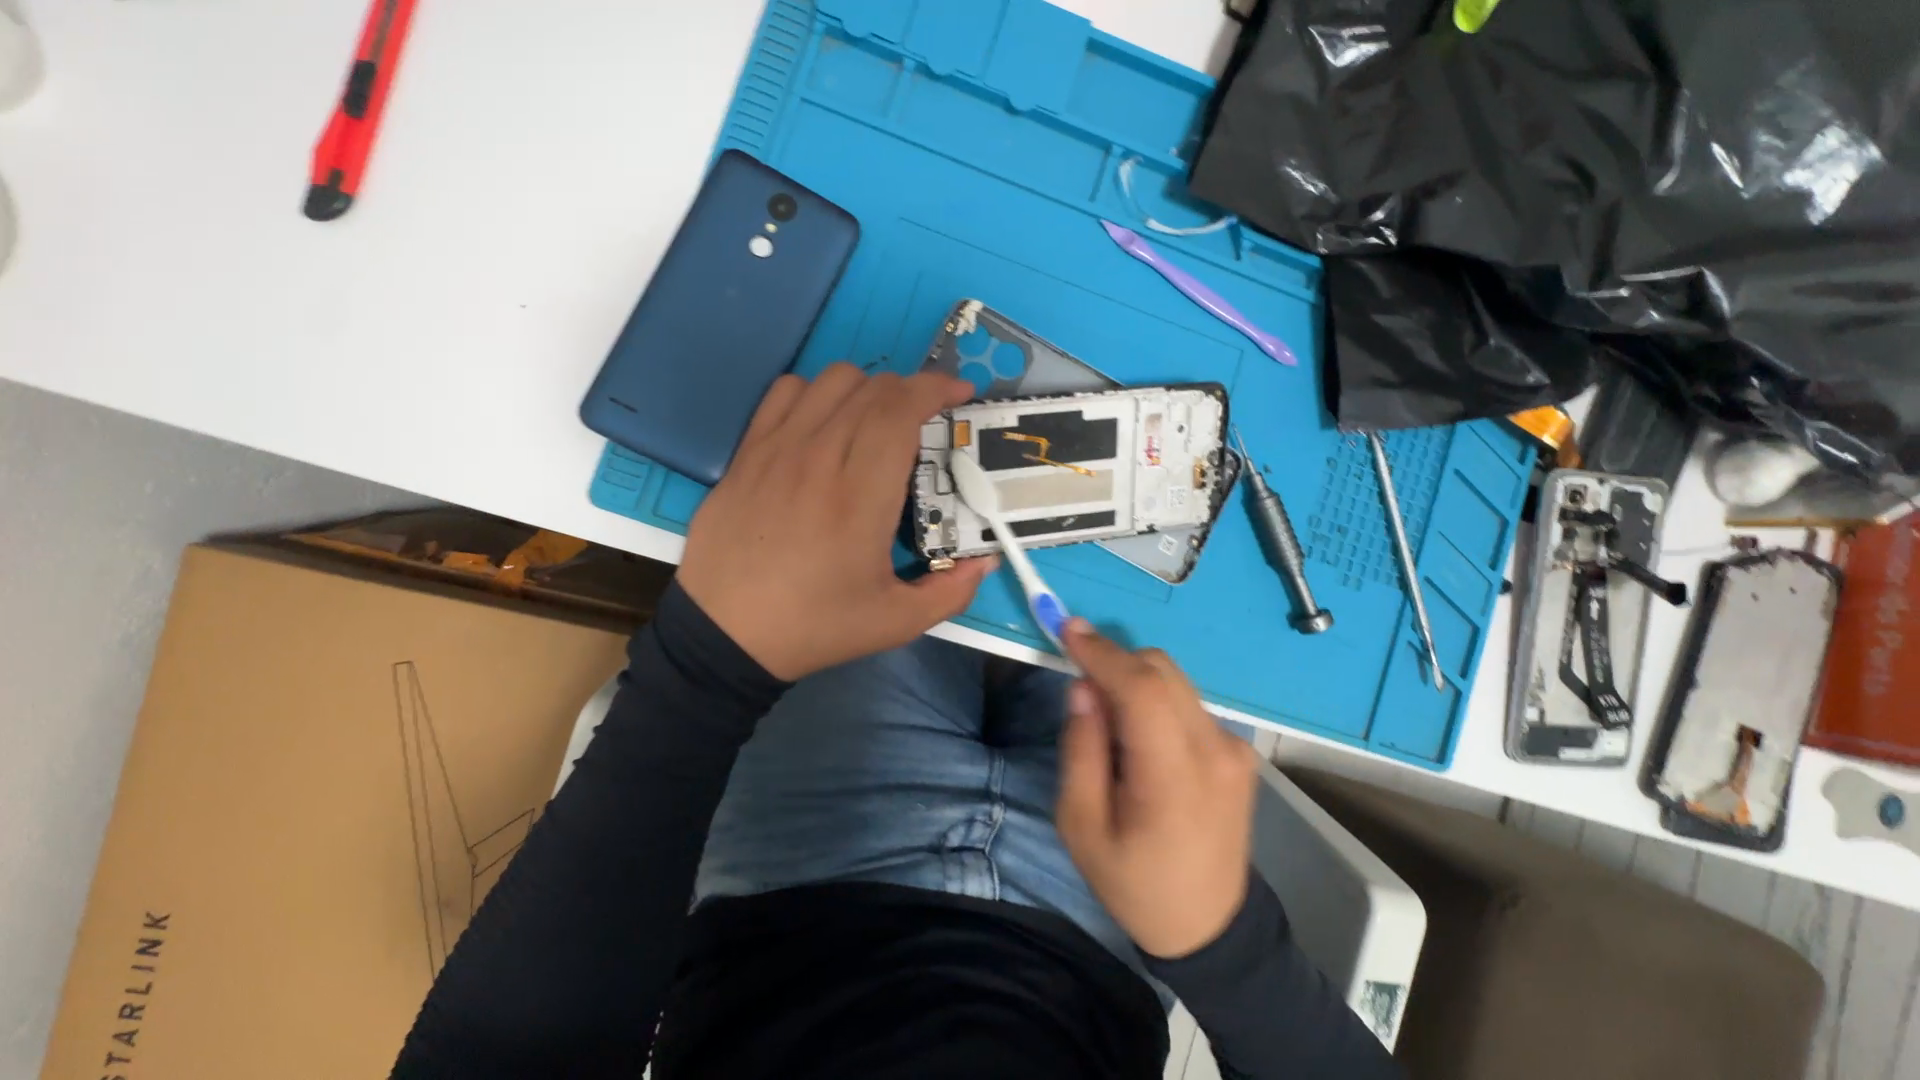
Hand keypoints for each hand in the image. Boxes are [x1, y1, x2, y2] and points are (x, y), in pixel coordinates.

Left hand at [676, 363, 997, 680]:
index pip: (900, 410)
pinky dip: (815, 393)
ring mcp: (777, 450)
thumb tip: (984, 561)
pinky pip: (785, 392)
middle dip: (912, 390)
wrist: (725, 634)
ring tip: (876, 419)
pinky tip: (823, 423)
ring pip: (831, 380)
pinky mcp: (747, 453)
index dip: (936, 389)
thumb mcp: (894, 623)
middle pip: (873, 388)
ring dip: (867, 388)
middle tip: (927, 417)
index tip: (959, 394)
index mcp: (860, 496)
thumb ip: (950, 592)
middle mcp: (819, 458)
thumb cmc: (814, 627)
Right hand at [1055, 618, 1257, 958]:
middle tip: (1080, 690)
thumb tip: (1082, 688)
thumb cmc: (1134, 883)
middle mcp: (1214, 749)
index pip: (1142, 688)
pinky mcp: (1239, 753)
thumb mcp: (1082, 826)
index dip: (1102, 653)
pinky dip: (1157, 704)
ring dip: (1136, 684)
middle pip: (1161, 671)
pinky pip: (1188, 705)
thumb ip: (1081, 750)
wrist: (1207, 926)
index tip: (1067, 629)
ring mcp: (1234, 749)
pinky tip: (1141, 743)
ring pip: (1176, 682)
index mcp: (1173, 775)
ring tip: (1110, 728)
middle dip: (1115, 663)